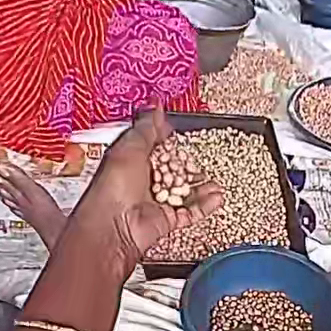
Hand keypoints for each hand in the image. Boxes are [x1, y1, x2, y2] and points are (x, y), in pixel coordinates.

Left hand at [75, 106, 223, 276]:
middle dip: (187, 166)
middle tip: (199, 159)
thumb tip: (155, 106)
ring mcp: (156, 202)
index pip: (153, 148)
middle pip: (172, 171)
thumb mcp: (130, 146)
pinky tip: (216, 197)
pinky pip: (190, 212)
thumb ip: (147, 127)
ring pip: (183, 192)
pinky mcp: (167, 220)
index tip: (178, 133)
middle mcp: (143, 183)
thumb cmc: (114, 186)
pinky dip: (204, 205)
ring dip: (200, 186)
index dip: (166, 140)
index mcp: (131, 162)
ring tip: (214, 180)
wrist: (115, 224)